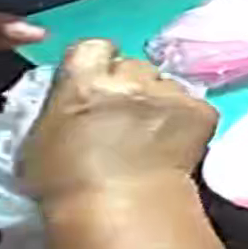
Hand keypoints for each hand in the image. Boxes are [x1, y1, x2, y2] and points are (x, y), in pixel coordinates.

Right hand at [19, 39, 217, 201]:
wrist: (122, 200)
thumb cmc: (65, 179)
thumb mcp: (43, 134)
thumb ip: (66, 103)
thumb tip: (80, 90)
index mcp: (86, 85)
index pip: (93, 47)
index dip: (97, 60)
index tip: (97, 76)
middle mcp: (134, 81)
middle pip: (136, 66)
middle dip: (131, 82)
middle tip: (126, 110)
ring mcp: (174, 93)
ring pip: (168, 83)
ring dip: (159, 99)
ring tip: (151, 128)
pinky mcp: (204, 108)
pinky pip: (194, 103)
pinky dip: (185, 116)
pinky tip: (173, 138)